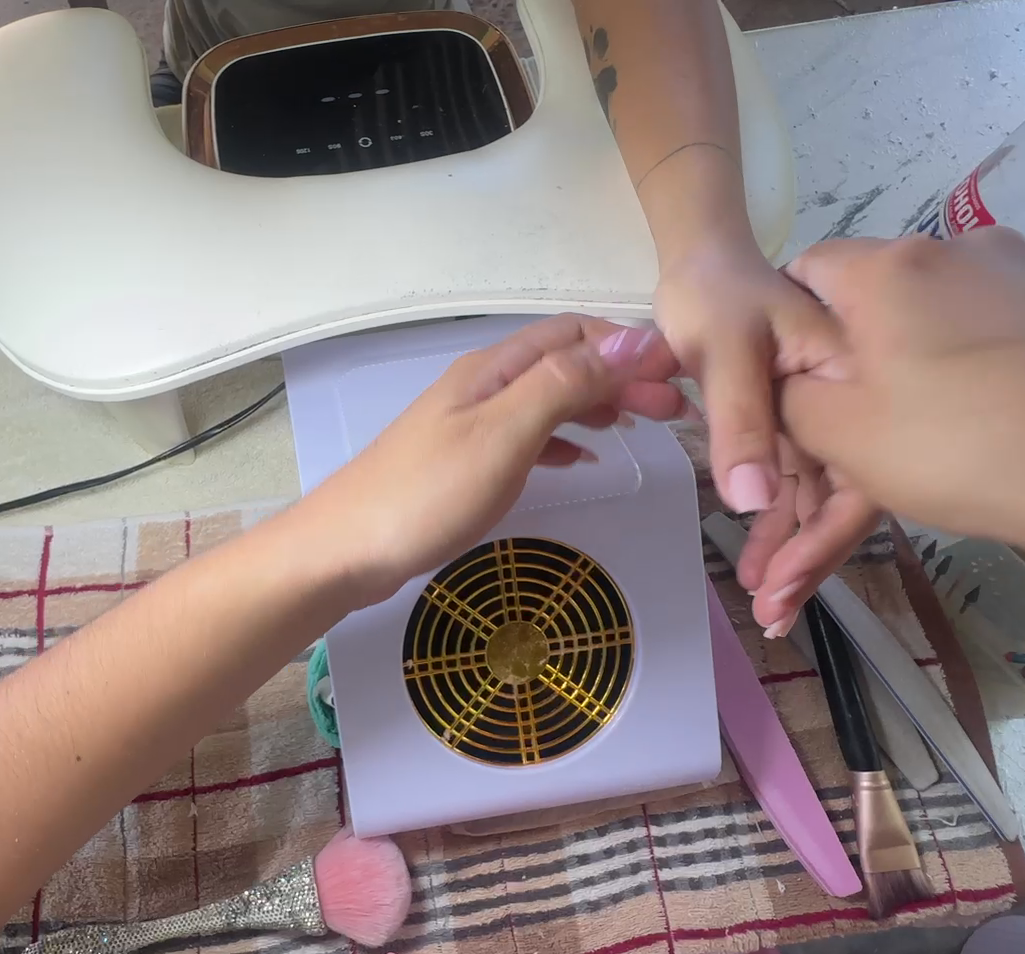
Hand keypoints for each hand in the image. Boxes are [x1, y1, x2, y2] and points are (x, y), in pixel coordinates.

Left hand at [293, 315, 683, 605]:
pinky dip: (561, 440)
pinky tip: (581, 459)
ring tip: (637, 428)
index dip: (628, 347)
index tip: (677, 378)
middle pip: (561, 364)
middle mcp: (481, 387)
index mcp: (492, 370)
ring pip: (544, 400)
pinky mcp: (461, 463)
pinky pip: (524, 437)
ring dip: (593, 406)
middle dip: (618, 378)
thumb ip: (563, 385)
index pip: (573, 334)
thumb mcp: (502, 435)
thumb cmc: (426, 495)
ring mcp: (467, 425)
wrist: (347, 550)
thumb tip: (633, 341)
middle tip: (670, 412)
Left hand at [654, 241, 882, 634]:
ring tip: (762, 597)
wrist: (703, 267)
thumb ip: (740, 422)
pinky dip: (773, 516)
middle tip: (773, 613)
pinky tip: (757, 552)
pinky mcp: (792, 421)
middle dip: (807, 559)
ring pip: (813, 494)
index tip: (785, 591)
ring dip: (788, 546)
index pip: (854, 478)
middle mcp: (848, 407)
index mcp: (853, 384)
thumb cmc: (715, 297)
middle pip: (840, 495)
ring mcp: (821, 417)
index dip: (823, 541)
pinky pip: (791, 477)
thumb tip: (749, 501)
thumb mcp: (724, 353)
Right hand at [777, 229, 1024, 611]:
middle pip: (866, 295)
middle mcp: (959, 249)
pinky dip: (961, 367)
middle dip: (845, 351)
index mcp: (890, 268)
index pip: (802, 271)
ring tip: (917, 428)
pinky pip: (981, 329)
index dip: (786, 328)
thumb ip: (783, 395)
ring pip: (925, 315)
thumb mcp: (836, 433)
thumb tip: (787, 376)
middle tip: (849, 419)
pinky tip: (977, 421)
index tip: (792, 384)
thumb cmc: (961, 446)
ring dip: (904, 362)